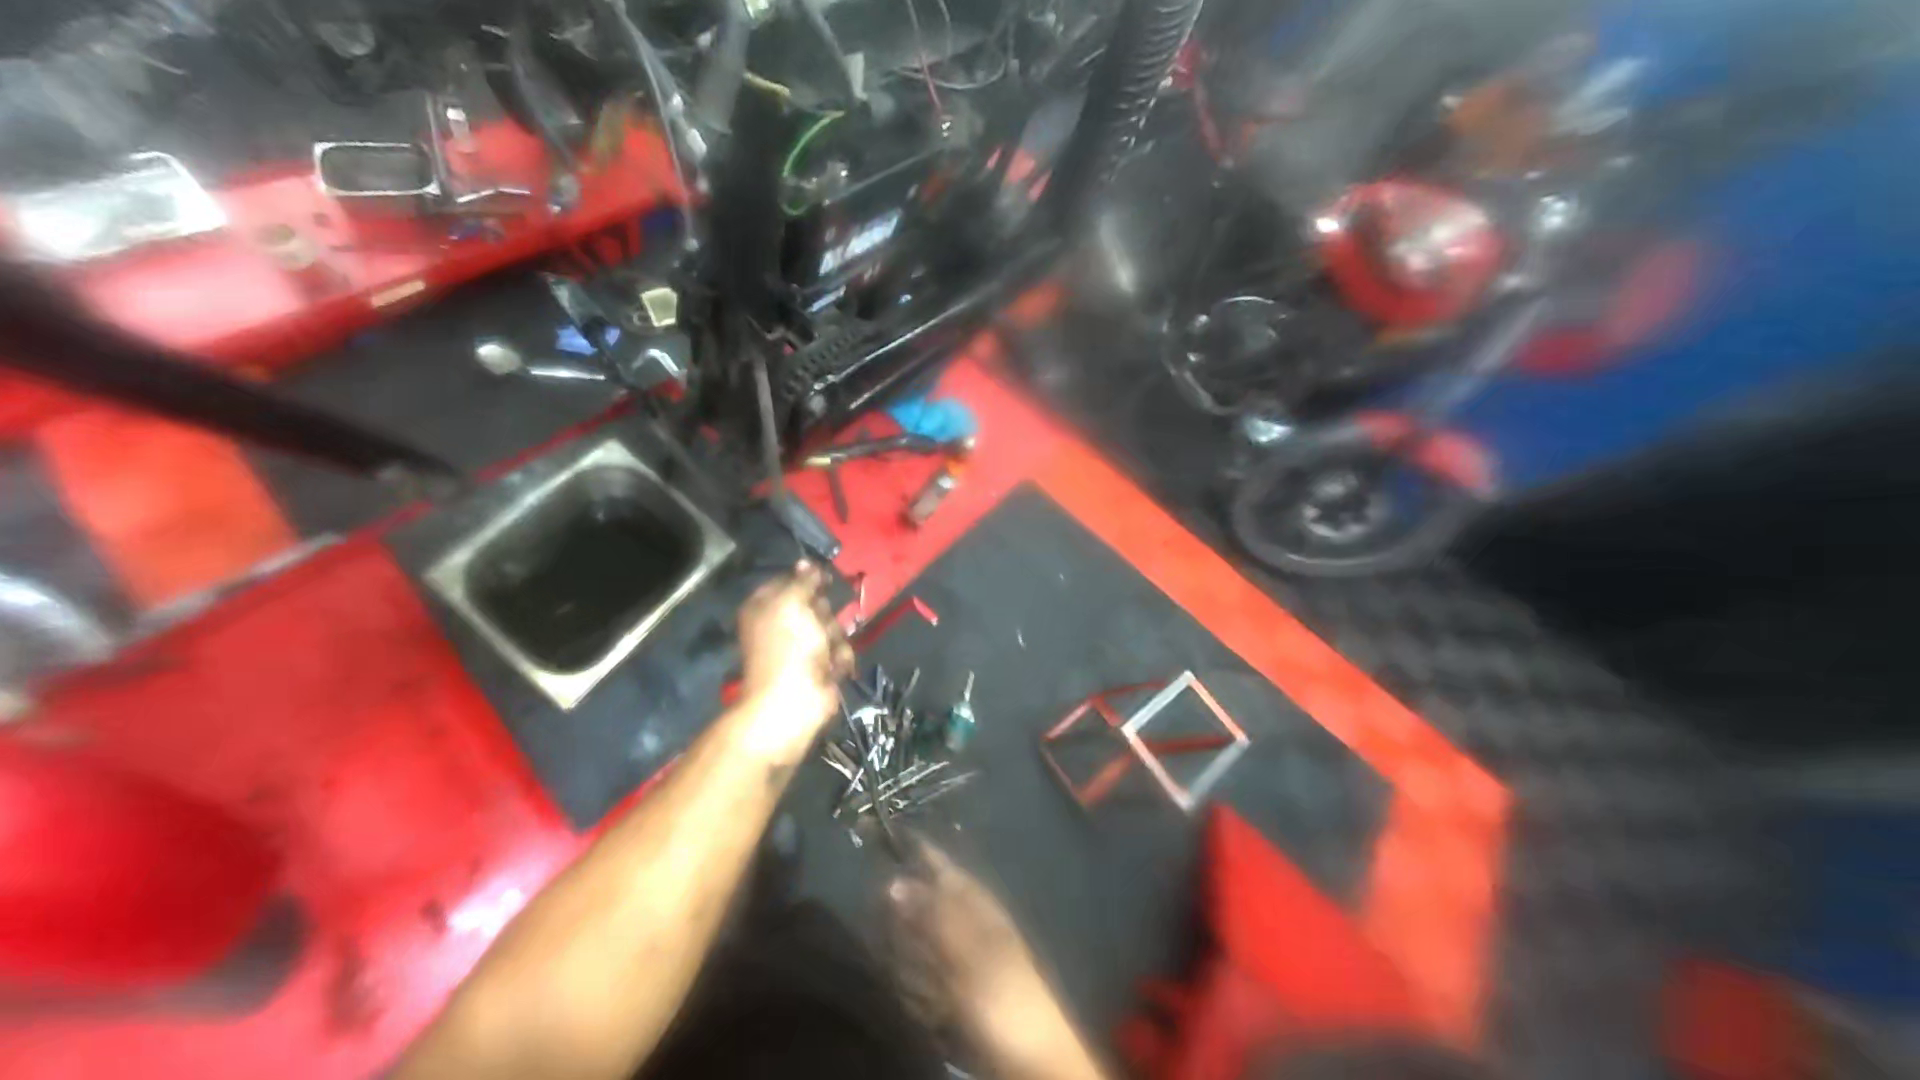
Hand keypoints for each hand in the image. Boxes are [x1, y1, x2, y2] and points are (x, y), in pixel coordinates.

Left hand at [737, 561, 852, 742]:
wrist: (794, 701)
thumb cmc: (788, 648)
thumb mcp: (792, 603)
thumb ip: (802, 581)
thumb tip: (807, 563)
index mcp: (765, 606)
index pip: (790, 580)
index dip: (807, 579)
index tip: (823, 578)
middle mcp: (782, 623)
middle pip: (816, 602)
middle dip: (823, 612)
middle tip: (817, 622)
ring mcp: (802, 646)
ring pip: (833, 626)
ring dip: (834, 637)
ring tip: (825, 652)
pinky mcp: (821, 665)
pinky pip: (840, 650)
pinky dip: (839, 658)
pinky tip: (832, 668)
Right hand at [891, 838, 1099, 1078]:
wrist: (1035, 1062)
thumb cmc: (1007, 999)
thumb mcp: (970, 953)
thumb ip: (932, 914)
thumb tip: (892, 879)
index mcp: (974, 903)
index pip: (938, 864)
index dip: (913, 850)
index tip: (879, 840)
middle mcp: (961, 923)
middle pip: (914, 909)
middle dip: (906, 934)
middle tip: (922, 962)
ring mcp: (953, 960)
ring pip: (909, 949)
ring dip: (914, 973)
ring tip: (937, 996)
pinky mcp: (945, 994)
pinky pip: (913, 984)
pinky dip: (920, 999)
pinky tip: (936, 1015)